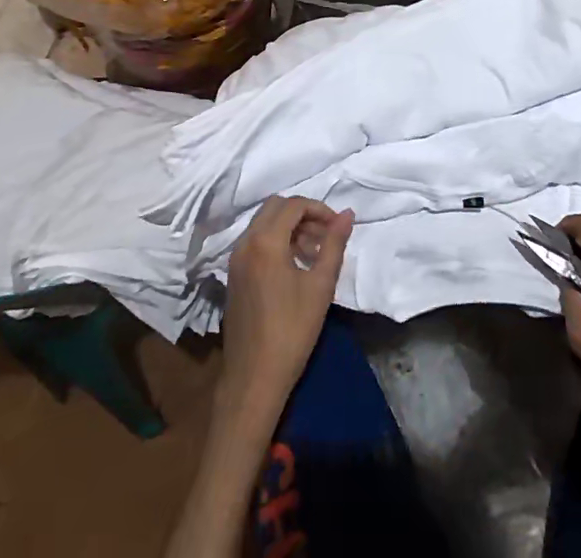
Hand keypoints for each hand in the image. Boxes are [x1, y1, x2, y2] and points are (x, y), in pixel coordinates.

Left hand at [221, 195, 353, 405]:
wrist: (255, 375)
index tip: (338, 227)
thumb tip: (347, 214)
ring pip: (263, 224)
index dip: (319, 209)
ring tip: (315, 253)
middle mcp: (245, 243)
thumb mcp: (321, 285)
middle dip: (303, 214)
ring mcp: (235, 259)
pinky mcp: (233, 275)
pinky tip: (295, 266)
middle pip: (274, 207)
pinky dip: (276, 242)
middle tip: (326, 236)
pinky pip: (255, 242)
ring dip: (290, 228)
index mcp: (265, 242)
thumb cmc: (293, 329)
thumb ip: (334, 244)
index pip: (293, 205)